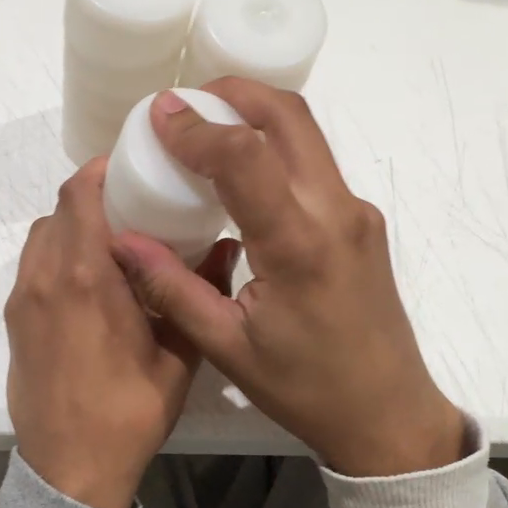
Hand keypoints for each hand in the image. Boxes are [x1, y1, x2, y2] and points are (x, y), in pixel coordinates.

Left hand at [6, 159, 237, 507]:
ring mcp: (22, 301)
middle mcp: (44, 278)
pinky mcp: (14, 324)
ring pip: (40, 239)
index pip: (79, 194)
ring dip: (71, 229)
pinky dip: (56, 259)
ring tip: (112, 246)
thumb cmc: (129, 413)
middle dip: (92, 199)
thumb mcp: (179, 355)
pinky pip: (32, 270)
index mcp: (85, 276)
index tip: (133, 169)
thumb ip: (197, 294)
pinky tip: (90, 285)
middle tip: (133, 208)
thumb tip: (225, 247)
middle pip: (58, 211)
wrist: (71, 469)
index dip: (102, 171)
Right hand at [109, 80, 465, 476]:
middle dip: (234, 94)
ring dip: (256, 118)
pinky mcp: (362, 224)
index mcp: (298, 244)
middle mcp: (336, 212)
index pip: (245, 155)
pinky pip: (315, 166)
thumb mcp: (226, 347)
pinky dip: (274, 150)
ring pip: (307, 136)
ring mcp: (357, 214)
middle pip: (289, 117)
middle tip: (184, 104)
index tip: (156, 115)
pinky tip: (240, 177)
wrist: (386, 413)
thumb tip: (121, 240)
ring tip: (204, 133)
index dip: (196, 127)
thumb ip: (172, 288)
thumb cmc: (304, 388)